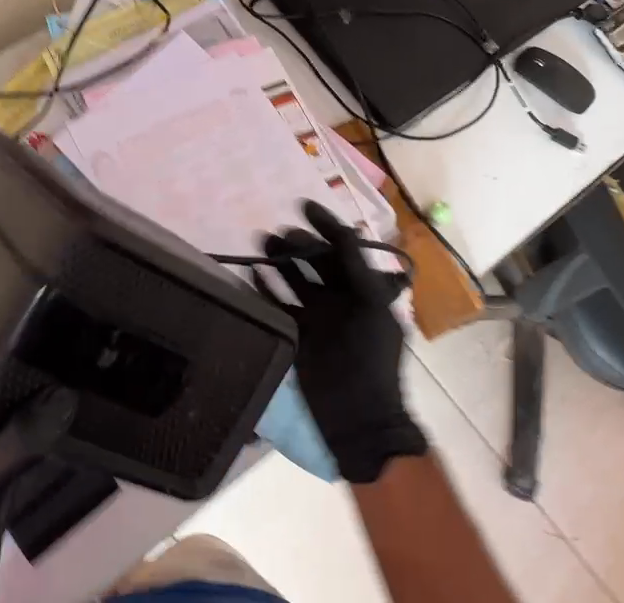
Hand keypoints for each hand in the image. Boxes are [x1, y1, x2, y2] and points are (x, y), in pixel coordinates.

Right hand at [256, 202, 426, 483]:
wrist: (358, 419)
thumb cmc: (372, 361)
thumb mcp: (372, 308)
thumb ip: (358, 269)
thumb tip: (346, 230)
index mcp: (364, 291)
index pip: (344, 247)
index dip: (326, 224)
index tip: (303, 205)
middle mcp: (340, 299)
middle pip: (315, 261)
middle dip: (298, 243)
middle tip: (280, 235)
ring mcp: (317, 317)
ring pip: (294, 278)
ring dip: (278, 260)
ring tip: (260, 242)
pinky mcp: (296, 335)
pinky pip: (277, 304)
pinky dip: (264, 287)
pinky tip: (251, 273)